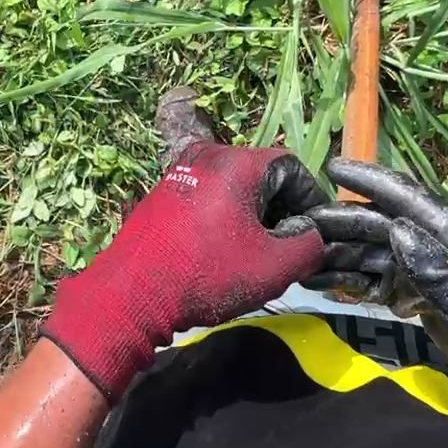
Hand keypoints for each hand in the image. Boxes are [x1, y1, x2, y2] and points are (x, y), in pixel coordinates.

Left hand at [40, 140, 327, 398]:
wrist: (130, 293)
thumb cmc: (206, 275)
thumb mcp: (273, 267)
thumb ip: (309, 246)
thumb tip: (317, 235)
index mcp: (236, 162)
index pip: (293, 168)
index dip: (311, 200)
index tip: (316, 234)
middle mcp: (208, 154)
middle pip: (263, 175)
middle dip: (283, 209)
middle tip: (288, 248)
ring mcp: (182, 170)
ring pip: (236, 187)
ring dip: (255, 215)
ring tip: (257, 253)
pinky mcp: (166, 191)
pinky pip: (211, 195)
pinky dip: (227, 216)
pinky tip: (224, 250)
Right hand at [312, 158, 447, 447]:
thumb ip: (440, 273)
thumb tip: (396, 228)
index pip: (413, 200)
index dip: (372, 181)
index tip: (330, 167)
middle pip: (392, 226)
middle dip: (347, 225)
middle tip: (300, 229)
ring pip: (389, 256)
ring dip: (350, 257)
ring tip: (308, 263)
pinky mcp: (444, 305)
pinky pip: (397, 284)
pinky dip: (367, 284)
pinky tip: (338, 288)